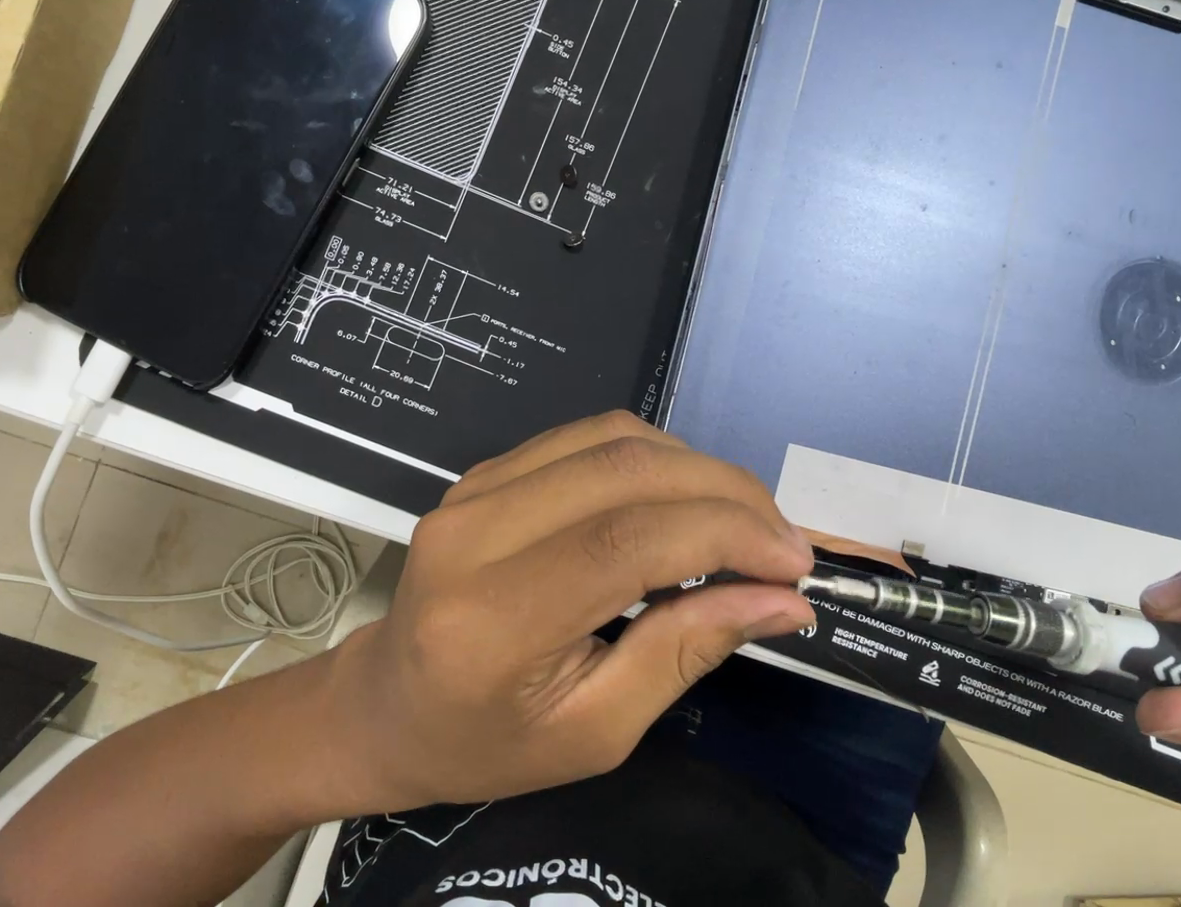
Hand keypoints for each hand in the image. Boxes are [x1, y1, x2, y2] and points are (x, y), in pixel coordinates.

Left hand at [321, 412, 816, 810]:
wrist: (388, 705)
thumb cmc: (486, 742)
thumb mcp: (594, 731)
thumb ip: (684, 653)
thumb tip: (781, 600)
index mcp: (491, 619)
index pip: (626, 541)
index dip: (725, 534)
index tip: (793, 564)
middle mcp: (473, 532)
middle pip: (625, 469)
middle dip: (726, 492)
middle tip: (781, 541)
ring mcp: (472, 489)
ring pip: (611, 438)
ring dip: (696, 467)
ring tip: (742, 521)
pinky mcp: (483, 472)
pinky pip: (585, 438)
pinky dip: (653, 458)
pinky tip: (683, 498)